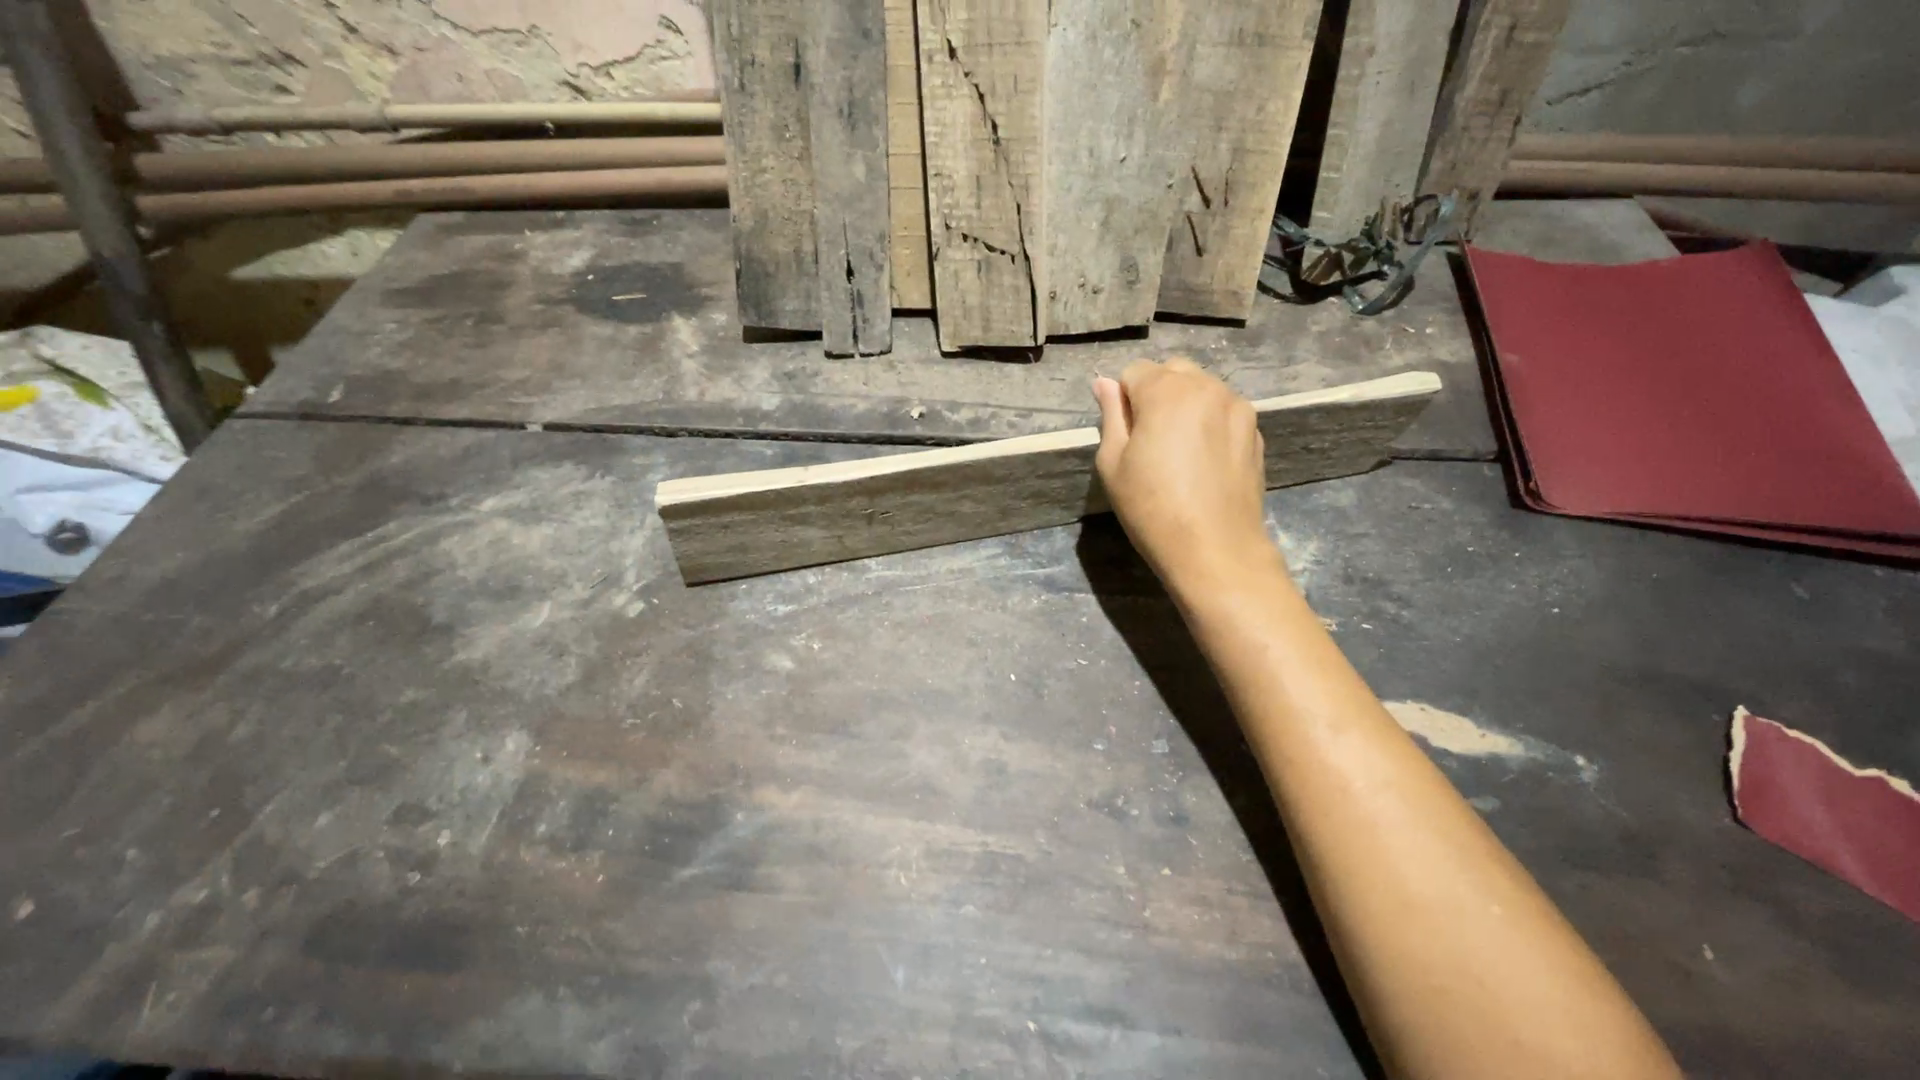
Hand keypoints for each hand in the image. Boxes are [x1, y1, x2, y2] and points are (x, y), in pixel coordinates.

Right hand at [1092, 358, 1285, 597]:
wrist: (1215, 549)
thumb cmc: (1152, 508)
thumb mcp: (1113, 463)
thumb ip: (1111, 415)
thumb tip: (1104, 384)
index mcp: (1167, 390)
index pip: (1134, 371)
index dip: (1124, 400)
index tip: (1126, 435)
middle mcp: (1207, 387)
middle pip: (1172, 371)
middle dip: (1157, 394)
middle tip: (1150, 440)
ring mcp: (1238, 407)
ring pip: (1202, 389)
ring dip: (1185, 406)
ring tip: (1180, 453)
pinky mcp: (1255, 431)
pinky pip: (1224, 412)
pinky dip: (1209, 424)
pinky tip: (1204, 463)